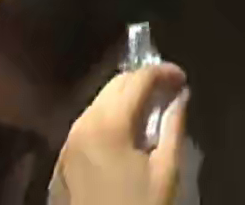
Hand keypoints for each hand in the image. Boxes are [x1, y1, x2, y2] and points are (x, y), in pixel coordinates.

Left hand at [50, 64, 189, 204]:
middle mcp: (83, 124)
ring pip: (100, 102)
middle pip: (116, 84)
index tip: (182, 79)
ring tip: (149, 112)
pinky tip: (125, 136)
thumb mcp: (166, 173)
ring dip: (125, 99)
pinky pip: (88, 125)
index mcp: (109, 123)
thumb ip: (174, 126)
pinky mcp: (62, 163)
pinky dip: (108, 119)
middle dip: (143, 82)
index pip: (139, 78)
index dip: (163, 72)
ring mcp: (69, 144)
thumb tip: (181, 96)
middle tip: (168, 92)